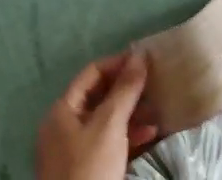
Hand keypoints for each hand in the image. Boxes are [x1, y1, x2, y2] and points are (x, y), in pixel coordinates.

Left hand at [37, 51, 158, 179]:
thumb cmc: (90, 168)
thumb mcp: (110, 125)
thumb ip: (125, 88)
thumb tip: (140, 54)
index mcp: (63, 110)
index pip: (92, 73)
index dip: (119, 63)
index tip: (147, 60)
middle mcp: (65, 125)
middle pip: (100, 95)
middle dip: (129, 89)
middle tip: (156, 83)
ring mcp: (74, 149)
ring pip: (107, 119)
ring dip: (133, 111)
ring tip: (158, 108)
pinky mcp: (86, 167)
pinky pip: (109, 140)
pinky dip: (129, 134)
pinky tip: (151, 134)